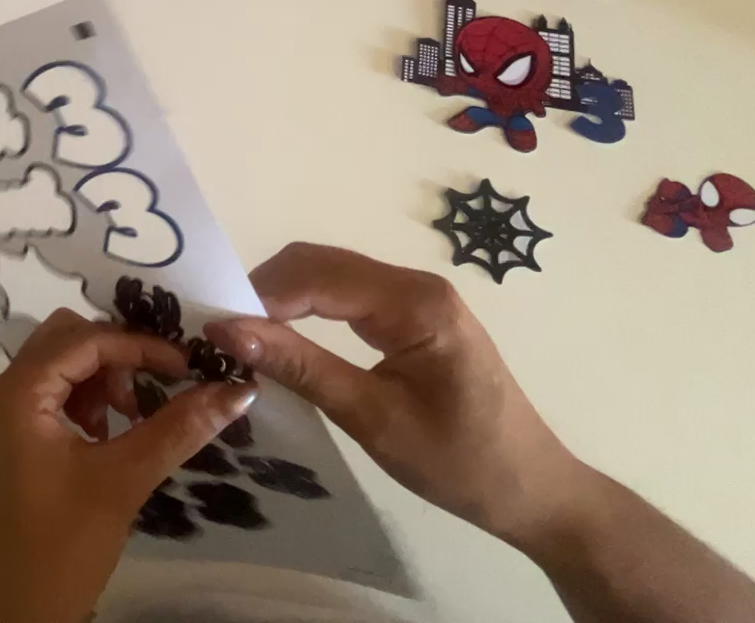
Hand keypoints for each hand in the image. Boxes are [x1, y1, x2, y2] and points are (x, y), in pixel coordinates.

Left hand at [0, 310, 257, 622]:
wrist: (19, 609)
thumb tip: (238, 389)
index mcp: (20, 389)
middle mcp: (9, 387)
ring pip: (63, 362)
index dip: (140, 346)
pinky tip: (112, 433)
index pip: (86, 340)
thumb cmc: (65, 542)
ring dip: (104, 376)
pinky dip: (90, 398)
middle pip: (69, 338)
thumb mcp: (124, 479)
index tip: (190, 366)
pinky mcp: (20, 432)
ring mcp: (11, 410)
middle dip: (118, 354)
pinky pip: (58, 390)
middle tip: (159, 384)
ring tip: (134, 416)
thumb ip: (178, 428)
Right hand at [204, 243, 588, 549]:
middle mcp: (414, 284)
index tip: (217, 330)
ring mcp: (414, 293)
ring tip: (247, 334)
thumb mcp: (370, 418)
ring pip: (324, 270)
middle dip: (264, 290)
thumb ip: (298, 367)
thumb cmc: (460, 462)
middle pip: (316, 262)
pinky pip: (342, 288)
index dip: (260, 297)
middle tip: (228, 333)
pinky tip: (284, 331)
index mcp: (416, 304)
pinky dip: (303, 303)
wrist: (536, 492)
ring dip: (280, 295)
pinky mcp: (409, 309)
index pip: (316, 278)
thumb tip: (225, 332)